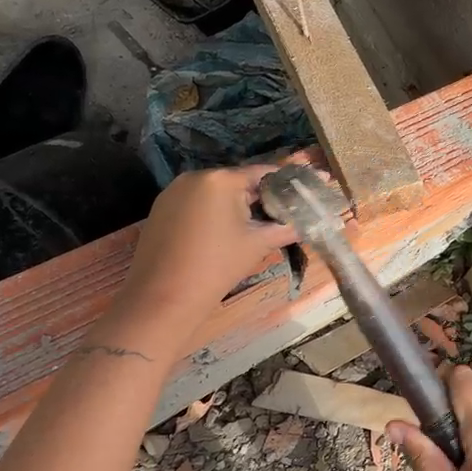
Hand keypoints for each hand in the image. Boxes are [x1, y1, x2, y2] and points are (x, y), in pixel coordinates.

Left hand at [115, 164, 297, 336]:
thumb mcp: (259, 244)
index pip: (264, 172)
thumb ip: (288, 227)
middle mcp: (194, 177)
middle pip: (239, 181)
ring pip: (217, 193)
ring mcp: (173, 192)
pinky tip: (225, 233)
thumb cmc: (217, 265)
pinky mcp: (160, 209)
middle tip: (283, 215)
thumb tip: (310, 222)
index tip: (307, 190)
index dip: (288, 183)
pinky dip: (214, 213)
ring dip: (238, 206)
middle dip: (262, 197)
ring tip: (257, 226)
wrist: (163, 298)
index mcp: (220, 179)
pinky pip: (197, 203)